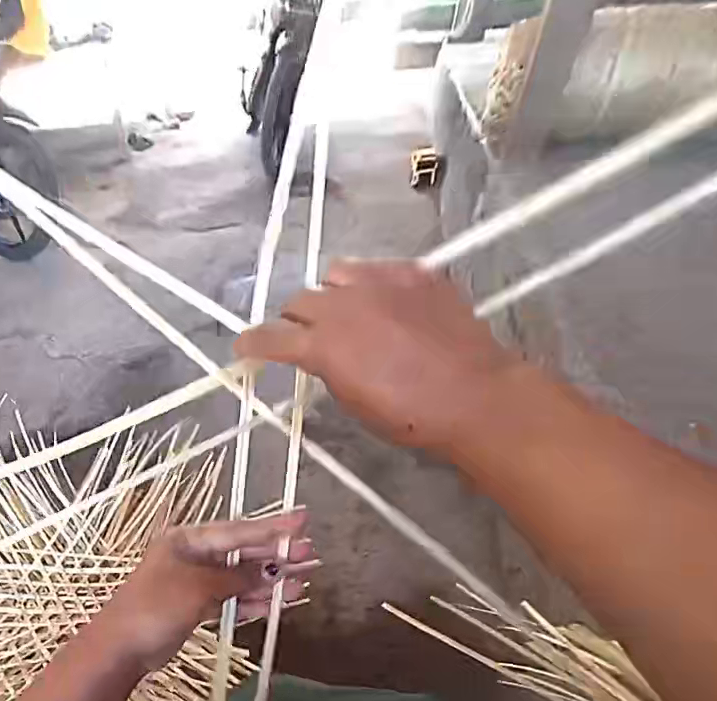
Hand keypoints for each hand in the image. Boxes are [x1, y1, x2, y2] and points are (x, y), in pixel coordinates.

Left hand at [95, 511, 316, 670]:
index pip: (237, 530)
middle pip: (242, 553)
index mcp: (188, 540)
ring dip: (270, 581)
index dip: (272, 527)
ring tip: (304, 580)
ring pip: (240, 578)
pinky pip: (232, 599)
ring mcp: (196, 582)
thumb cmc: (155, 607)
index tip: (302, 518)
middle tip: (310, 553)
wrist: (122, 648)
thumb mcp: (199, 587)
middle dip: (276, 555)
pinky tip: (279, 602)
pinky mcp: (197, 607)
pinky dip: (254, 601)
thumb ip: (237, 577)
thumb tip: (270, 572)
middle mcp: (193, 556)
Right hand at [233, 259, 522, 452]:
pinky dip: (371, 286)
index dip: (253, 343)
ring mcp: (382, 282)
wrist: (473, 395)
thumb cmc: (409, 415)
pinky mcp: (415, 273)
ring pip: (336, 274)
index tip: (243, 347)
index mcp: (324, 345)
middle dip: (294, 319)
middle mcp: (345, 305)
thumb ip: (327, 369)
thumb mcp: (353, 400)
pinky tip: (385, 305)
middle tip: (303, 336)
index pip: (272, 336)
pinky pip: (378, 269)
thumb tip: (320, 355)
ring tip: (344, 312)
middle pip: (300, 300)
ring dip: (330, 294)